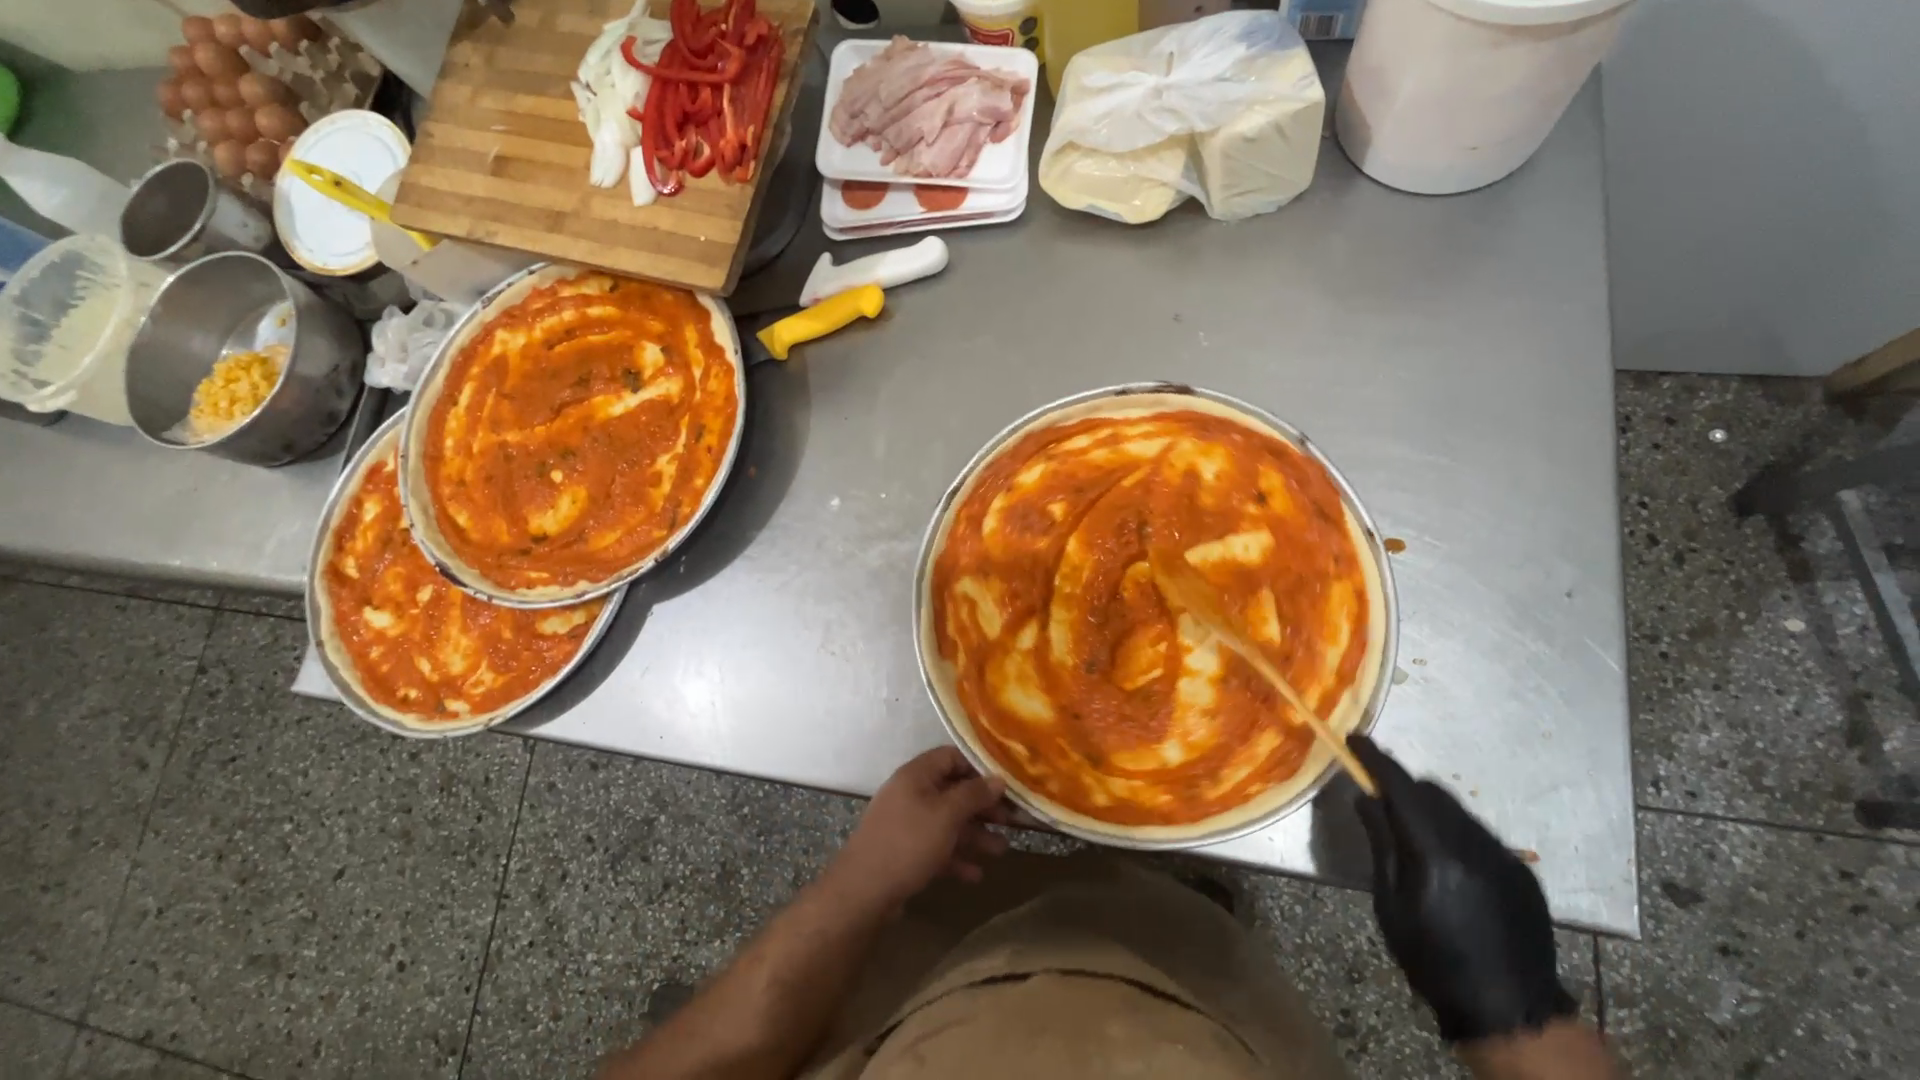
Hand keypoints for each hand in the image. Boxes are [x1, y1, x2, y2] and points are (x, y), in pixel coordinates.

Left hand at [828, 746, 1010, 910]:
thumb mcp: (947, 815)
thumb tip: (998, 779)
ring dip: (975, 835)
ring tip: (1001, 851)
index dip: (979, 767)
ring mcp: (906, 824)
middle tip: (1012, 821)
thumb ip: (974, 794)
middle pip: (953, 792)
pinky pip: (937, 848)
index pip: (951, 756)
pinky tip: (976, 874)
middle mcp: (910, 794)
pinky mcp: (905, 852)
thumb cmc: (909, 843)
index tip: (1006, 784)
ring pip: (948, 823)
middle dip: (983, 807)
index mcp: (916, 775)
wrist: (863, 891)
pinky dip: (956, 858)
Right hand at [1349, 735, 1575, 1044]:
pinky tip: (1446, 864)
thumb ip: (1380, 843)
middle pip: (1432, 792)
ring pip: (1458, 811)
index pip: (1402, 788)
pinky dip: (1455, 833)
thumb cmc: (1431, 959)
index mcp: (1436, 852)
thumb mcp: (1391, 903)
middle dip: (1402, 785)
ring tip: (1410, 832)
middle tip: (1377, 795)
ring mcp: (1504, 855)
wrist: (1508, 1008)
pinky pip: (1480, 834)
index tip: (1355, 739)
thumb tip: (1365, 796)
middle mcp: (1475, 843)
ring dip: (1429, 809)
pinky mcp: (1522, 871)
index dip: (1376, 759)